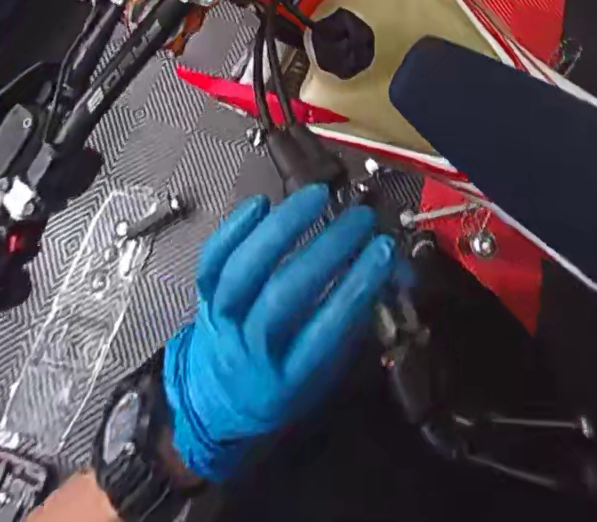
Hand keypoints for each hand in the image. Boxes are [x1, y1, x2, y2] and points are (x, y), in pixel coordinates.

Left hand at [162, 185, 397, 480]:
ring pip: (243, 271)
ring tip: (317, 196)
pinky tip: (262, 202)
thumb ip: (359, 321)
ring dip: (283, 227)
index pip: (327, 329)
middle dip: (327, 249)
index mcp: (291, 378)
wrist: (218, 401)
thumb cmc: (286, 382)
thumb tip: (394, 269)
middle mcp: (252, 349)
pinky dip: (234, 227)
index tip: (384, 248)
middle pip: (284, 295)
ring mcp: (221, 321)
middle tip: (360, 219)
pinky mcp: (201, 296)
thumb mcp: (329, 371)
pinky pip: (212, 259)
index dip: (358, 285)